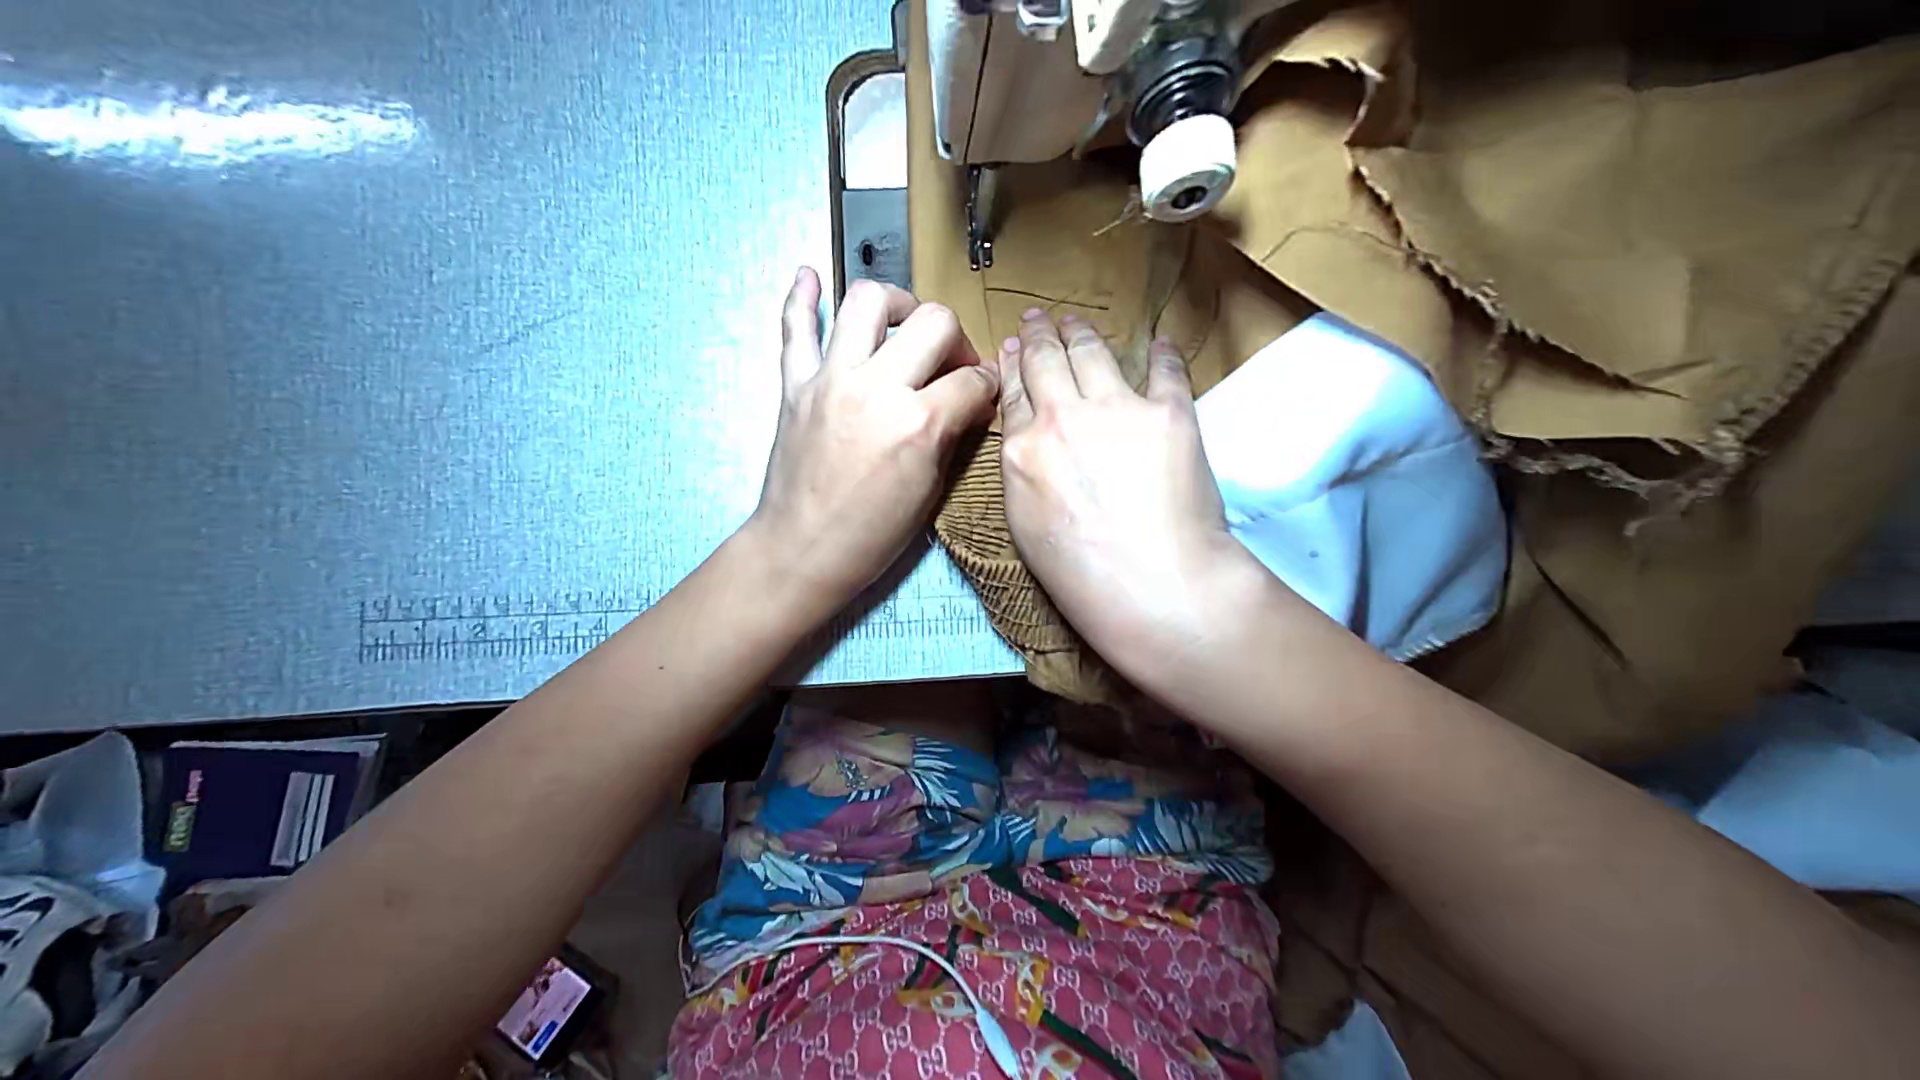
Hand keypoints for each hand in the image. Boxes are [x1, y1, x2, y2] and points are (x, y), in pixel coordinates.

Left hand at [744, 269, 998, 613]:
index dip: (988, 385)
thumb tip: (969, 401)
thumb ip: (952, 434)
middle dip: (956, 339)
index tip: (985, 392)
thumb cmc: (872, 536)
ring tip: (905, 323)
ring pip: (868, 301)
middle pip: (934, 323)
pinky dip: (801, 296)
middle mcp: (876, 388)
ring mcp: (831, 379)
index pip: (972, 379)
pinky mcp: (796, 383)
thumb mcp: (931, 491)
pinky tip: (809, 275)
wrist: (802, 551)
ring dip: (898, 303)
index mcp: (918, 423)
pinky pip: (796, 326)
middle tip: (952, 364)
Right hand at [997, 309, 1270, 681]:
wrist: (1150, 586)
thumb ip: (1022, 471)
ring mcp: (1117, 409)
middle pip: (1047, 361)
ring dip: (1082, 332)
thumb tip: (1027, 440)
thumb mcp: (1025, 524)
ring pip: (1092, 352)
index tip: (1015, 345)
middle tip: (1040, 318)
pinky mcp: (1169, 411)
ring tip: (1076, 322)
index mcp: (1021, 449)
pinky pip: (1163, 369)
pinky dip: (1160, 354)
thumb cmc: (1080, 575)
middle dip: (1040, 334)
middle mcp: (1062, 418)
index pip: (1014, 392)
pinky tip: (1158, 343)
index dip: (1014, 363)